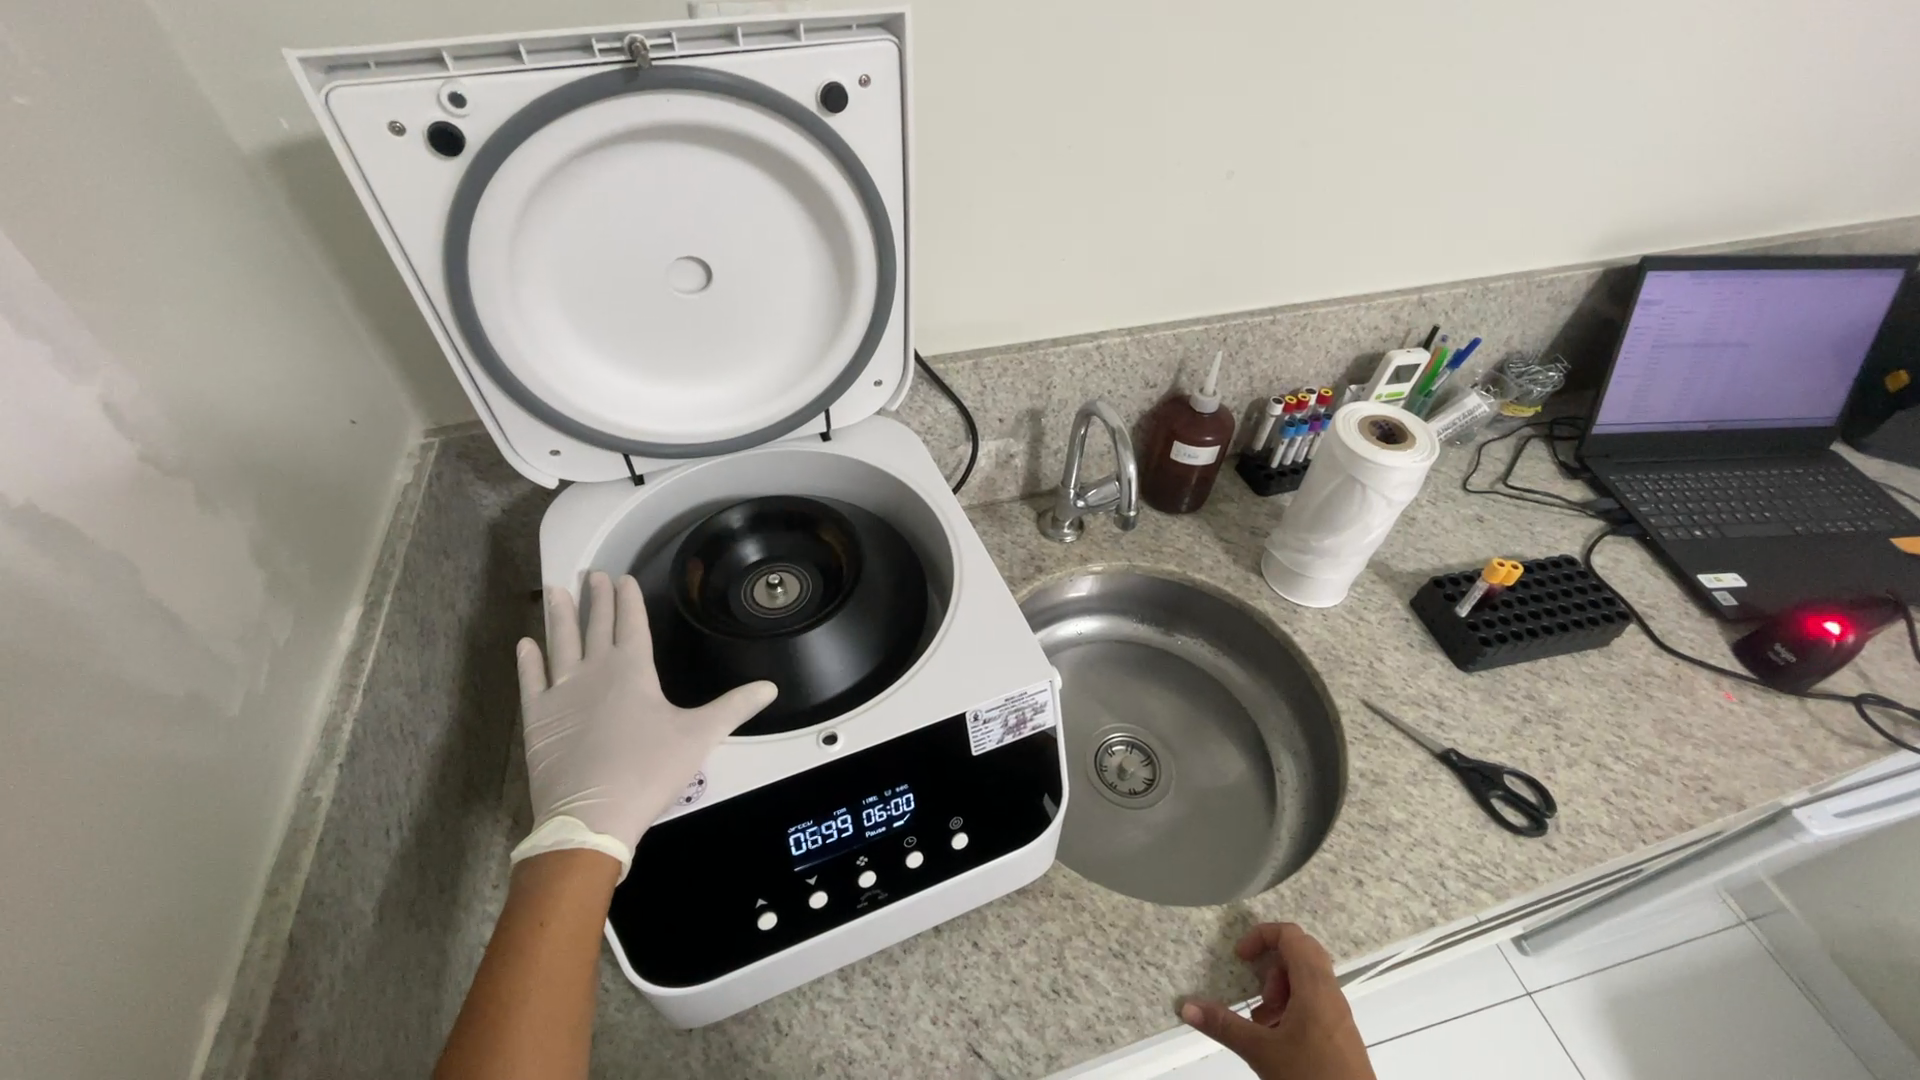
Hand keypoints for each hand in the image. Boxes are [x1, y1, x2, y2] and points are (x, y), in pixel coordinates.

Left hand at [511, 571, 777, 875]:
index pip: (632, 624)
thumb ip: (734, 707)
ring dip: (559, 617)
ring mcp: (561, 693)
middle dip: (597, 599)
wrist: (592, 815)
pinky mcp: (536, 718)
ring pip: (559, 644)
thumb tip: (770, 687)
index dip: (628, 599)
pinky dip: (527, 661)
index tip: (623, 577)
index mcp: (633, 671)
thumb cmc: (649, 770)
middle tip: (592, 574)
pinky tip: (524, 644)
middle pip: (596, 626)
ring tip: (557, 591)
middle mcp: (595, 672)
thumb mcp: (701, 736)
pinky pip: (530, 681)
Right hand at [1180, 923, 1375, 1079]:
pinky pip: (1313, 1002)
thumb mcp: (1261, 1052)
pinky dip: (1291, 1008)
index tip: (1241, 958)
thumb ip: (1223, 1026)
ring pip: (1307, 980)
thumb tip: (1185, 1006)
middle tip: (1257, 993)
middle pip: (1301, 953)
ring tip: (1263, 1022)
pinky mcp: (1339, 1034)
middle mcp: (1330, 994)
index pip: (1291, 936)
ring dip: (1280, 990)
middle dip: (1272, 965)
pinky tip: (1276, 1039)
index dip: (1262, 936)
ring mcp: (1337, 1014)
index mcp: (1314, 988)